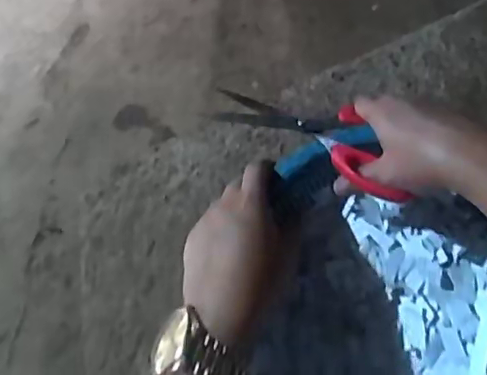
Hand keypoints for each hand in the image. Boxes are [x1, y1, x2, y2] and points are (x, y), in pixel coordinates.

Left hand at [182, 162, 285, 348]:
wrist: (216, 319)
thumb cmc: (259, 284)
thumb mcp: (288, 254)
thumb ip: (293, 222)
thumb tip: (295, 205)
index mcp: (250, 201)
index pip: (258, 167)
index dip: (269, 171)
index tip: (278, 185)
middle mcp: (225, 202)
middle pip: (239, 184)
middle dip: (252, 192)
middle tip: (263, 215)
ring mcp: (205, 219)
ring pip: (223, 204)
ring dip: (235, 212)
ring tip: (242, 239)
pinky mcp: (191, 237)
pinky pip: (210, 223)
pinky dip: (220, 229)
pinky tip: (224, 255)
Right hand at [341, 97, 486, 197]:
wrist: (468, 154)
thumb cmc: (419, 162)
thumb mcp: (386, 175)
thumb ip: (360, 177)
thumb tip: (336, 185)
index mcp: (381, 110)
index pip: (358, 104)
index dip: (352, 116)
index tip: (349, 132)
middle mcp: (400, 100)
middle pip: (381, 106)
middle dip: (375, 124)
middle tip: (374, 148)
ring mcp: (424, 103)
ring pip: (403, 112)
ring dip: (399, 127)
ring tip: (401, 153)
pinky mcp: (444, 111)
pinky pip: (423, 118)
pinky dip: (419, 130)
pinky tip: (426, 152)